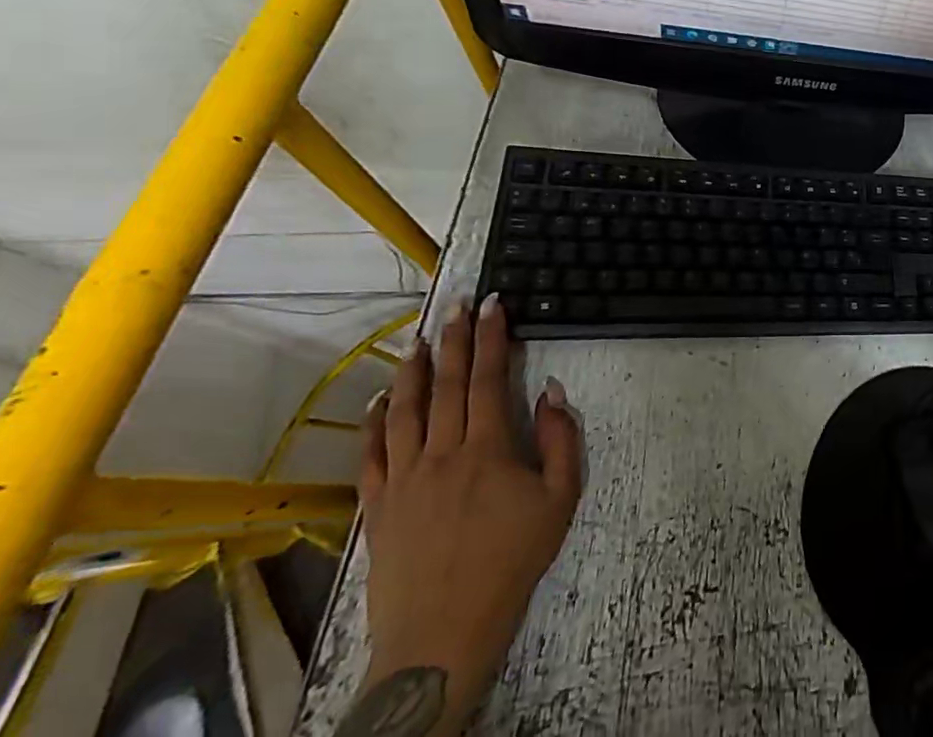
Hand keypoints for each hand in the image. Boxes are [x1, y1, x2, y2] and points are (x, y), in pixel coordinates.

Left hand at [351, 295, 583, 736]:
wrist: (445, 627)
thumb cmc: (514, 559)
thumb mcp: (560, 499)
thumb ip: (560, 440)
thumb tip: (551, 392)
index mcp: (488, 449)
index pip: (487, 380)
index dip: (492, 339)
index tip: (494, 306)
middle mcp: (441, 453)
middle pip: (445, 385)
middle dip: (454, 340)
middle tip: (457, 305)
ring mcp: (403, 477)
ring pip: (404, 410)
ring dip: (413, 369)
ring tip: (420, 337)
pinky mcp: (378, 503)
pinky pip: (372, 452)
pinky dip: (375, 420)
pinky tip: (381, 398)